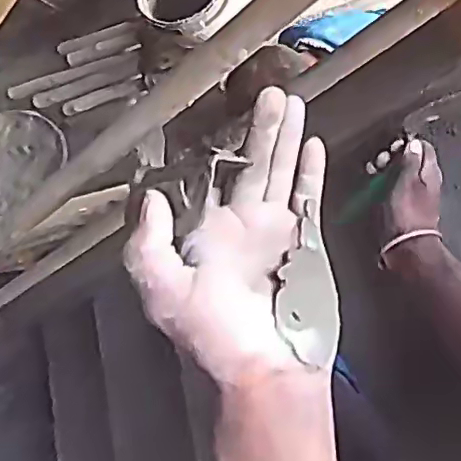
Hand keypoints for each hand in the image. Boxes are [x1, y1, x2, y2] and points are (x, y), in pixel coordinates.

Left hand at [125, 86, 327, 389]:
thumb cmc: (212, 335)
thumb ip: (148, 243)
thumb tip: (148, 195)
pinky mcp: (306, 240)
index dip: (212, 145)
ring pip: (282, 172)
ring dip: (288, 138)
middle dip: (261, 128)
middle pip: (254, 163)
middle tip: (269, 90)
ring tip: (292, 103)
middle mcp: (244, 223)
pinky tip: (312, 145)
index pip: (211, 176)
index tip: (214, 111)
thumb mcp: (164, 290)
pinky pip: (308, 198)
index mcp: (210, 231)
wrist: (265, 370)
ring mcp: (278, 229)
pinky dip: (311, 171)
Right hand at [381, 137, 442, 266]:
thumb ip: (411, 160)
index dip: (408, 143)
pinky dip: (385, 180)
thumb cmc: (407, 211)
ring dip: (386, 167)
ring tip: (374, 170)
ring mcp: (416, 191)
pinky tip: (373, 181)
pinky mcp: (405, 202)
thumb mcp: (407, 180)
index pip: (423, 147)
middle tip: (382, 160)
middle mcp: (426, 179)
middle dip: (393, 155)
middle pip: (410, 157)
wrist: (406, 245)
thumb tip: (414, 142)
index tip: (394, 146)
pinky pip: (395, 184)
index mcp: (430, 171)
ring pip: (400, 170)